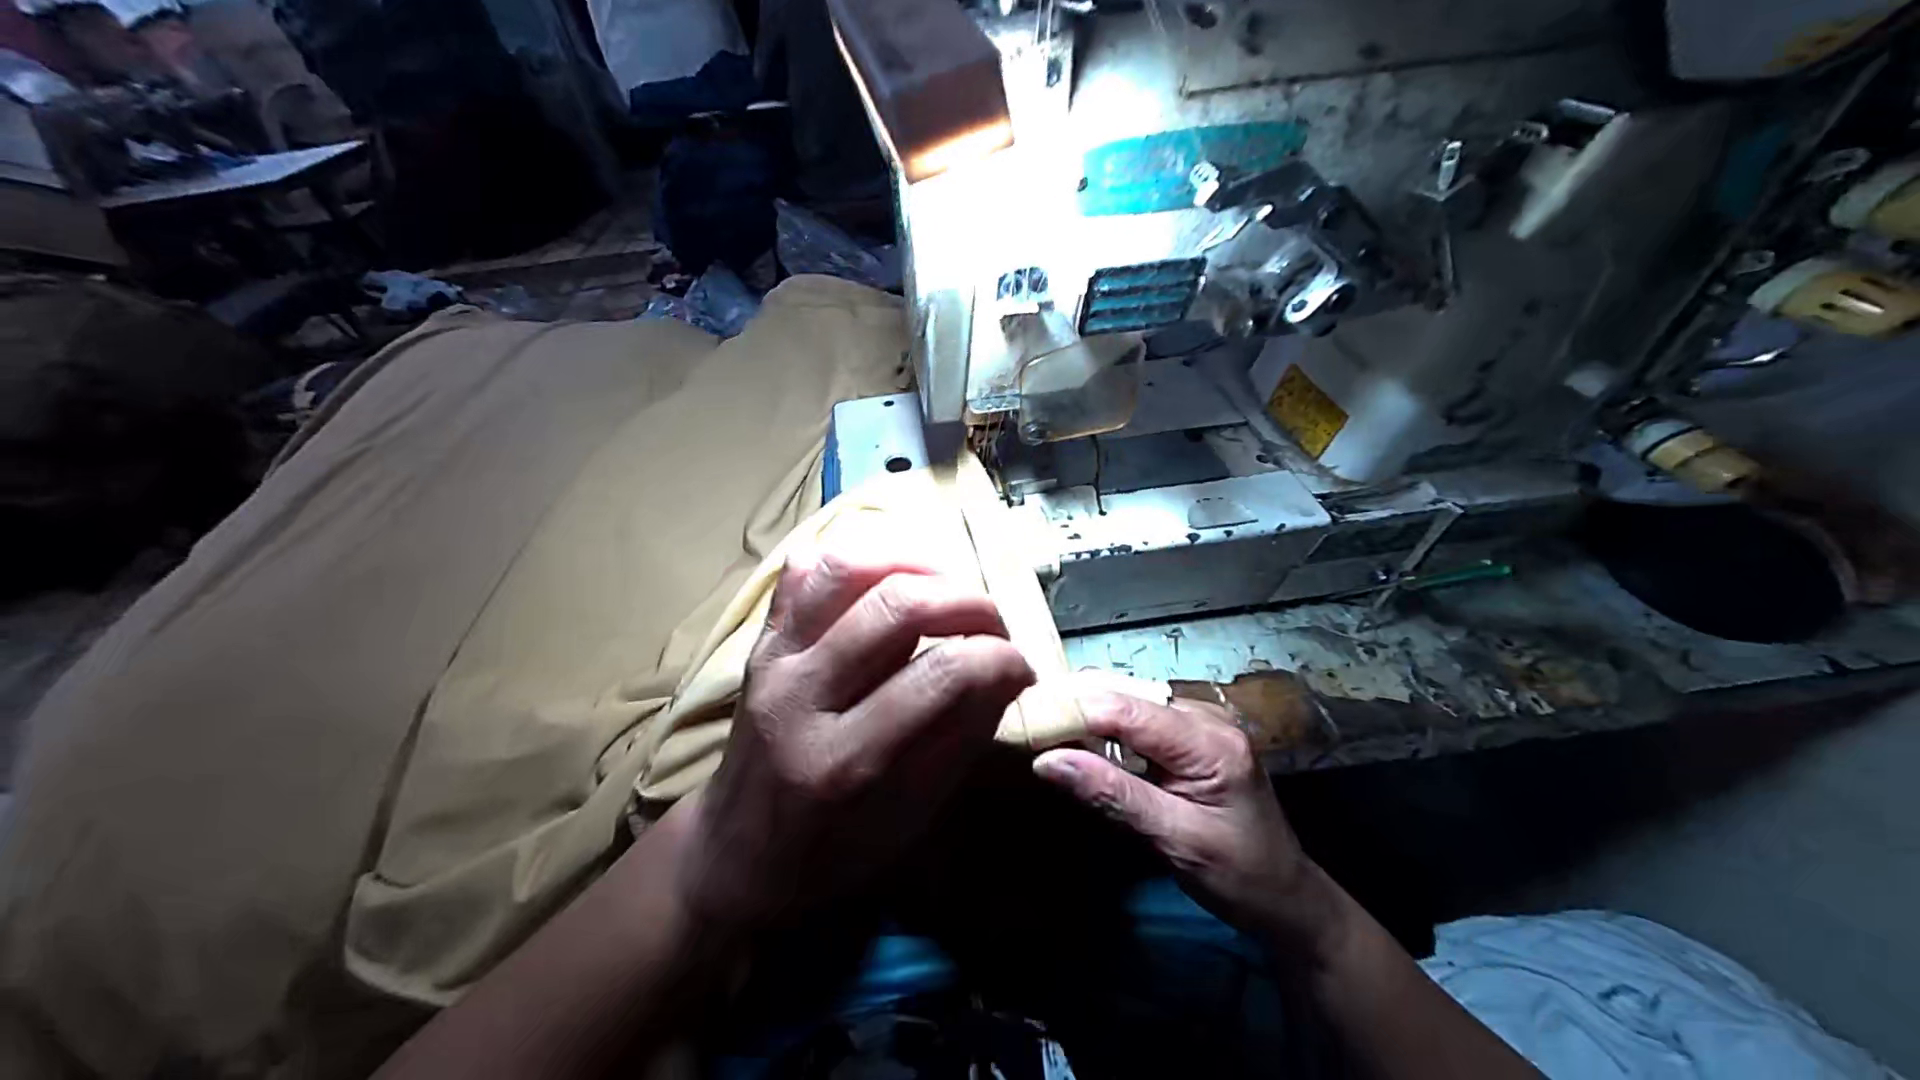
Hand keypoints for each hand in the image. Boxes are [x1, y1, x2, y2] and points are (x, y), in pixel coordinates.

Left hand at [676, 545, 1034, 933]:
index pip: (942, 674)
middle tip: (995, 628)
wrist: (737, 854)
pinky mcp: (760, 641)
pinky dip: (856, 560)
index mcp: (844, 760)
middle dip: (969, 604)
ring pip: (845, 570)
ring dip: (914, 566)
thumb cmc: (832, 852)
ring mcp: (771, 659)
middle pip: (897, 607)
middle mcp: (800, 696)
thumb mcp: (912, 818)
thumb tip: (1009, 671)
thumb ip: (962, 738)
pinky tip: (890, 580)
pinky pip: (803, 572)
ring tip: (949, 591)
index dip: (1000, 658)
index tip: (1022, 667)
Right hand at [1032, 693, 1336, 954]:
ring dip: (1085, 717)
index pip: (1126, 709)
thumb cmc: (1239, 876)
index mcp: (1209, 741)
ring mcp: (1199, 722)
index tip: (1025, 724)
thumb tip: (1047, 761)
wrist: (1286, 897)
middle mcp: (1205, 717)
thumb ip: (1111, 794)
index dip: (1073, 712)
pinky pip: (1137, 719)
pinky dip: (1104, 730)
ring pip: (1126, 702)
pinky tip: (1080, 744)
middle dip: (1074, 708)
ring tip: (1043, 733)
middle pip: (1124, 695)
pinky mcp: (1190, 735)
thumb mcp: (1173, 839)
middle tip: (1026, 726)